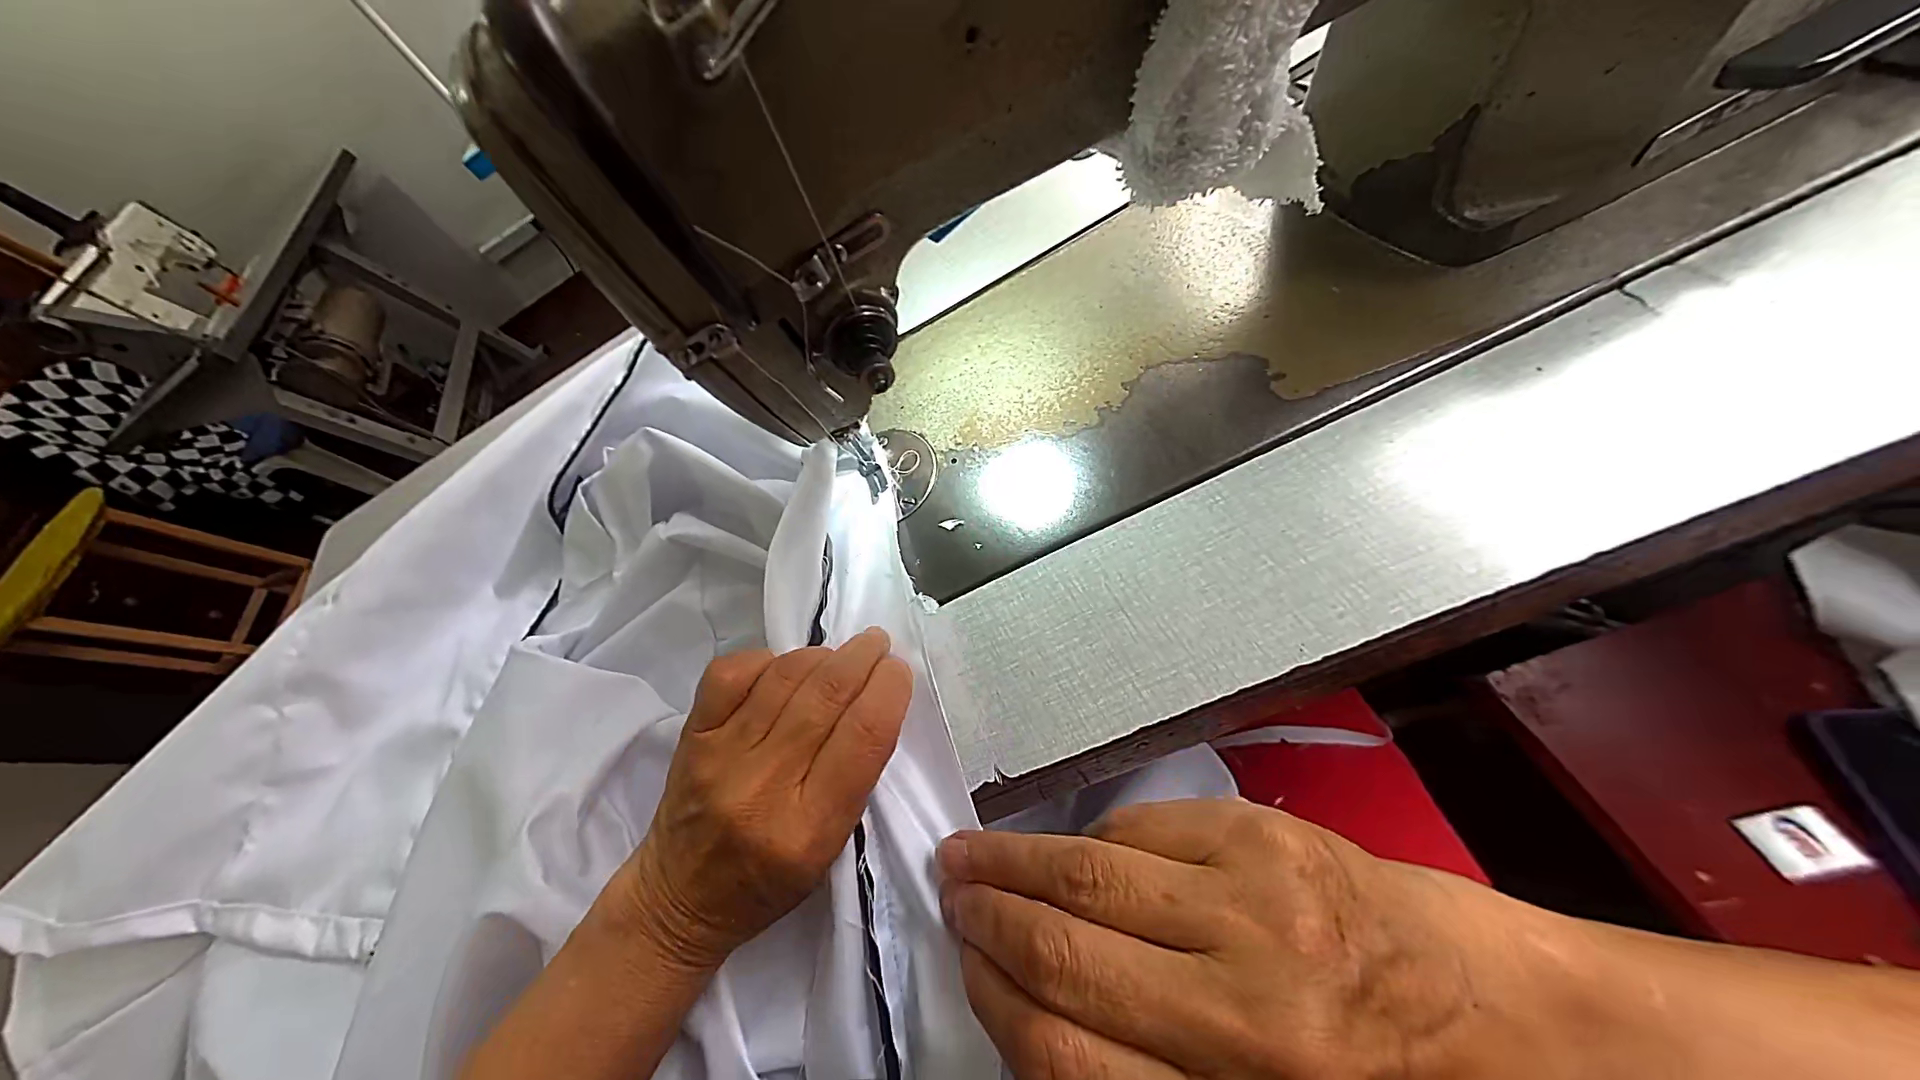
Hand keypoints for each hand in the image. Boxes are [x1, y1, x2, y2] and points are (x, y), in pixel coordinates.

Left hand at [606, 629, 910, 971]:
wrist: (679, 900)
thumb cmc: (766, 883)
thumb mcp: (830, 849)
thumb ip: (854, 778)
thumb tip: (873, 701)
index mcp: (809, 829)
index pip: (863, 736)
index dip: (889, 690)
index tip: (899, 670)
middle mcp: (763, 787)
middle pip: (826, 697)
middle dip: (861, 658)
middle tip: (878, 643)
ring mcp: (720, 757)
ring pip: (783, 678)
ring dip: (822, 654)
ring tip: (839, 654)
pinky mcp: (690, 737)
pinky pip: (730, 673)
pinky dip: (766, 659)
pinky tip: (783, 667)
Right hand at [939, 799, 1543, 1079]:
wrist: (1498, 1021)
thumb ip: (1134, 1067)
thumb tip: (1028, 1001)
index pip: (1063, 1054)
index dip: (994, 1003)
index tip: (962, 963)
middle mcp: (1243, 997)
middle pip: (1067, 945)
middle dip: (989, 915)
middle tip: (947, 889)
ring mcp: (1254, 896)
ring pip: (1092, 867)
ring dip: (1017, 860)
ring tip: (973, 853)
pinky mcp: (1262, 831)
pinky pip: (1141, 825)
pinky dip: (1094, 839)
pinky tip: (1074, 849)